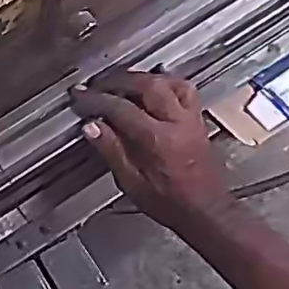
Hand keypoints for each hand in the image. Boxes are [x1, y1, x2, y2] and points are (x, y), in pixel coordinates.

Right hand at [71, 71, 237, 232]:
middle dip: (118, 80)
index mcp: (158, 141)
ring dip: (143, 77)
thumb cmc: (171, 203)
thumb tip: (92, 127)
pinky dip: (166, 82)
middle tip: (99, 84)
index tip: (82, 96)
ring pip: (168, 82)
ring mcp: (191, 120)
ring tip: (123, 81)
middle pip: (147, 85)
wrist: (206, 211)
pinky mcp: (198, 120)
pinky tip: (153, 86)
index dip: (97, 100)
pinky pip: (185, 89)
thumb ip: (112, 151)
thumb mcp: (132, 183)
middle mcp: (177, 124)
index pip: (121, 109)